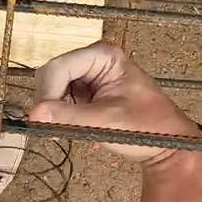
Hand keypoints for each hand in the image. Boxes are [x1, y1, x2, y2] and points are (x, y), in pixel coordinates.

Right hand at [29, 42, 200, 163]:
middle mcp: (95, 59)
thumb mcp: (105, 122)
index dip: (46, 93)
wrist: (168, 146)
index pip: (59, 67)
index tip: (41, 118)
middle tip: (54, 127)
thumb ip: (68, 117)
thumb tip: (33, 114)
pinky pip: (61, 97)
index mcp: (104, 55)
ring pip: (53, 86)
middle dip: (49, 100)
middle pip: (52, 74)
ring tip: (67, 128)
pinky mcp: (88, 90)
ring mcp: (90, 74)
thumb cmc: (148, 129)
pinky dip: (60, 112)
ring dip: (54, 108)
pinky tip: (72, 125)